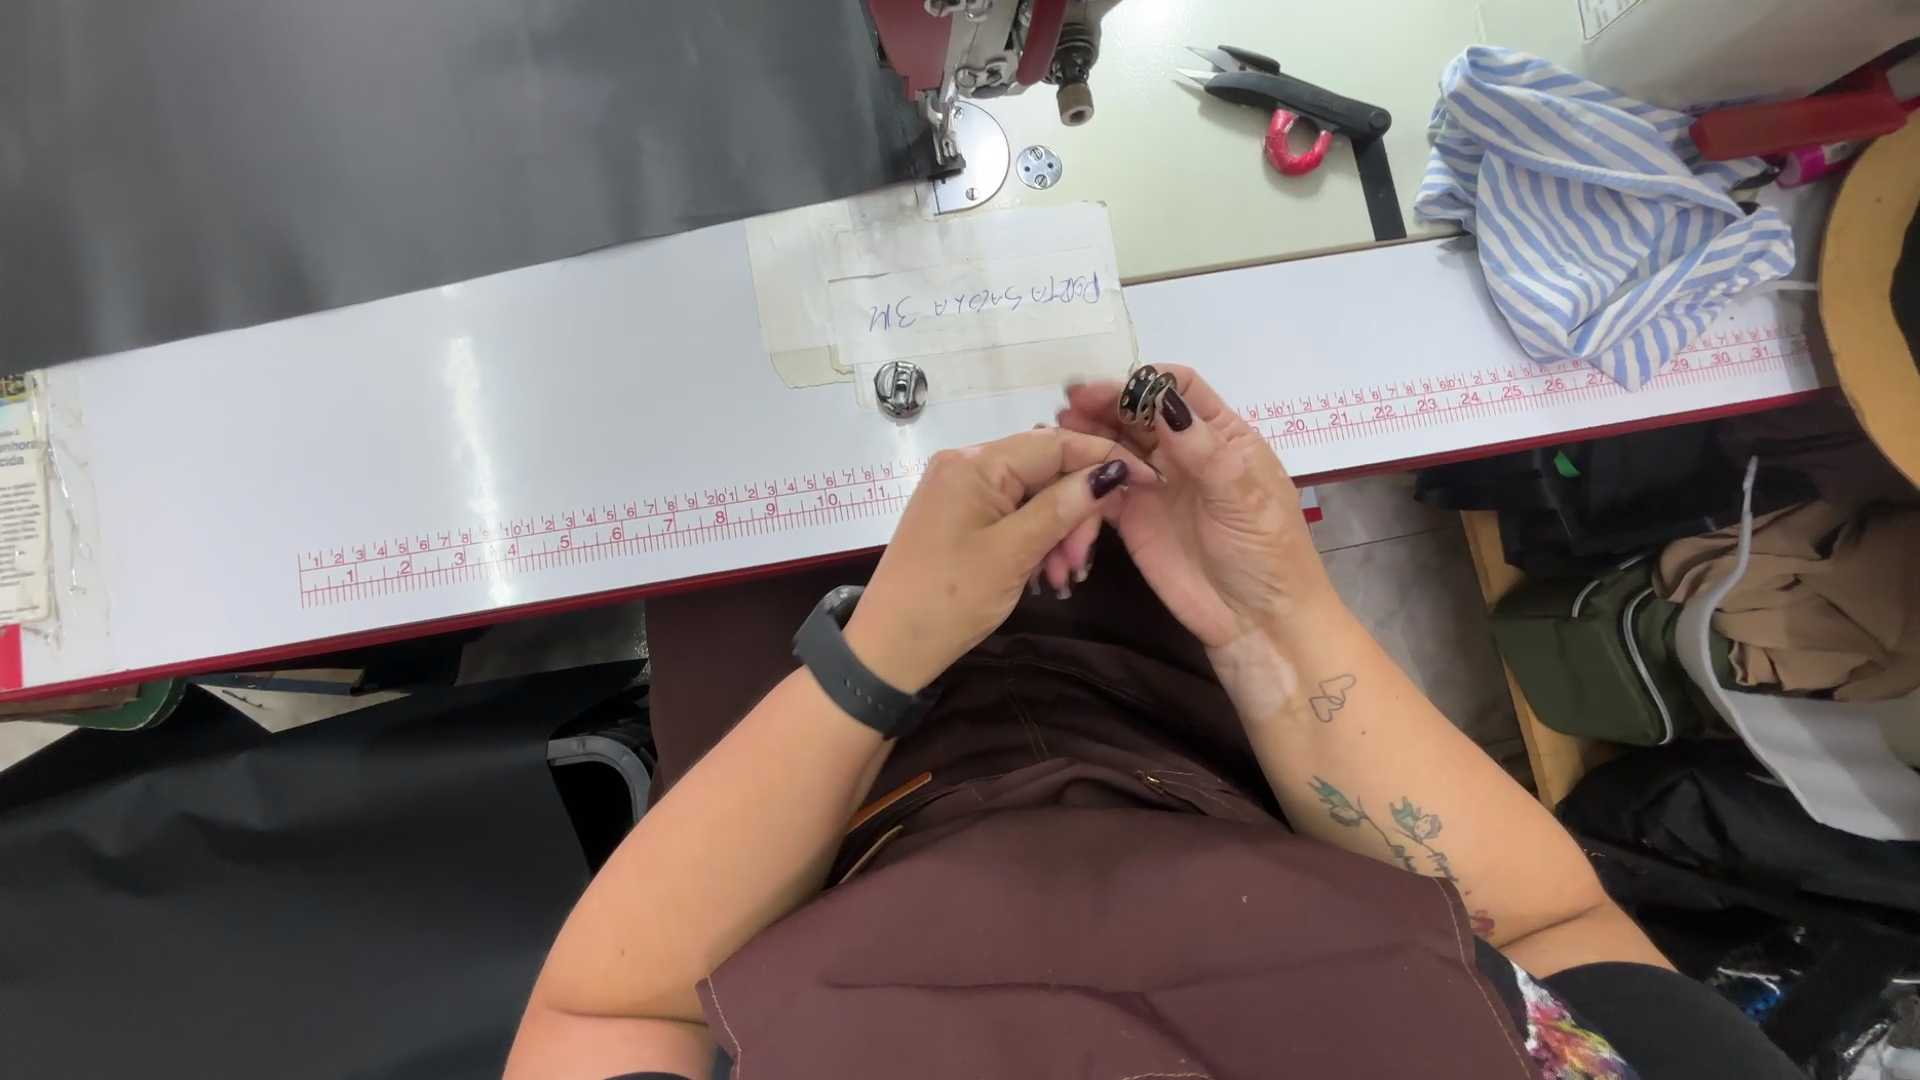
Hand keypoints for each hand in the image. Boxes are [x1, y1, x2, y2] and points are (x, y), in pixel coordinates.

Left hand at [843, 428, 1146, 694]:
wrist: (888, 648)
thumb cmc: (948, 599)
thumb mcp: (1012, 553)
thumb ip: (1061, 508)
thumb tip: (1109, 472)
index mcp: (974, 464)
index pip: (1054, 442)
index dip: (1103, 459)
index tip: (1146, 481)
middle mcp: (965, 466)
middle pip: (1044, 471)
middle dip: (1074, 513)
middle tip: (1082, 564)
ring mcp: (960, 493)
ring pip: (1031, 498)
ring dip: (1057, 534)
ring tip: (1062, 580)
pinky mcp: (959, 518)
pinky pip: (1011, 517)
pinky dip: (1034, 542)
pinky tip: (1044, 577)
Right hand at [1057, 366, 1336, 650]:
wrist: (1255, 624)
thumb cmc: (1267, 556)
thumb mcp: (1244, 499)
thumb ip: (1203, 450)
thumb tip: (1163, 399)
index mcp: (1223, 437)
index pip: (1182, 389)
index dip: (1147, 382)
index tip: (1111, 386)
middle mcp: (1184, 453)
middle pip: (1140, 414)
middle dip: (1107, 405)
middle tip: (1071, 405)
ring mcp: (1155, 484)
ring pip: (1116, 446)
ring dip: (1088, 435)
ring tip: (1059, 431)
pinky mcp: (1131, 517)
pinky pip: (1101, 487)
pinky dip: (1081, 477)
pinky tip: (1062, 470)